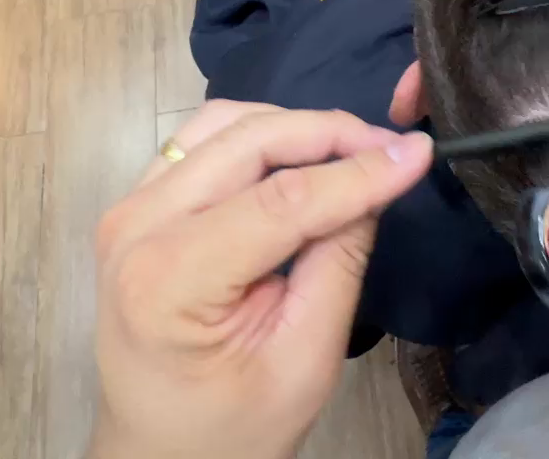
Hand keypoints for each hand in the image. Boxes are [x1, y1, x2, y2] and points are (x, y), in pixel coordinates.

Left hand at [88, 100, 434, 458]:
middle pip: (247, 142)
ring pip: (223, 122)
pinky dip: (259, 132)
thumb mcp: (305, 360)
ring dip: (293, 125)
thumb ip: (341, 259)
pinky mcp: (138, 199)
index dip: (355, 171)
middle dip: (329, 133)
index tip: (418, 151)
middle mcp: (137, 225)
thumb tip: (377, 175)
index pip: (280, 200)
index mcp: (169, 279)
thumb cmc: (234, 428)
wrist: (160, 457)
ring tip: (349, 150)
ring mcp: (130, 205)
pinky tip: (297, 153)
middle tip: (391, 146)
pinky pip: (203, 137)